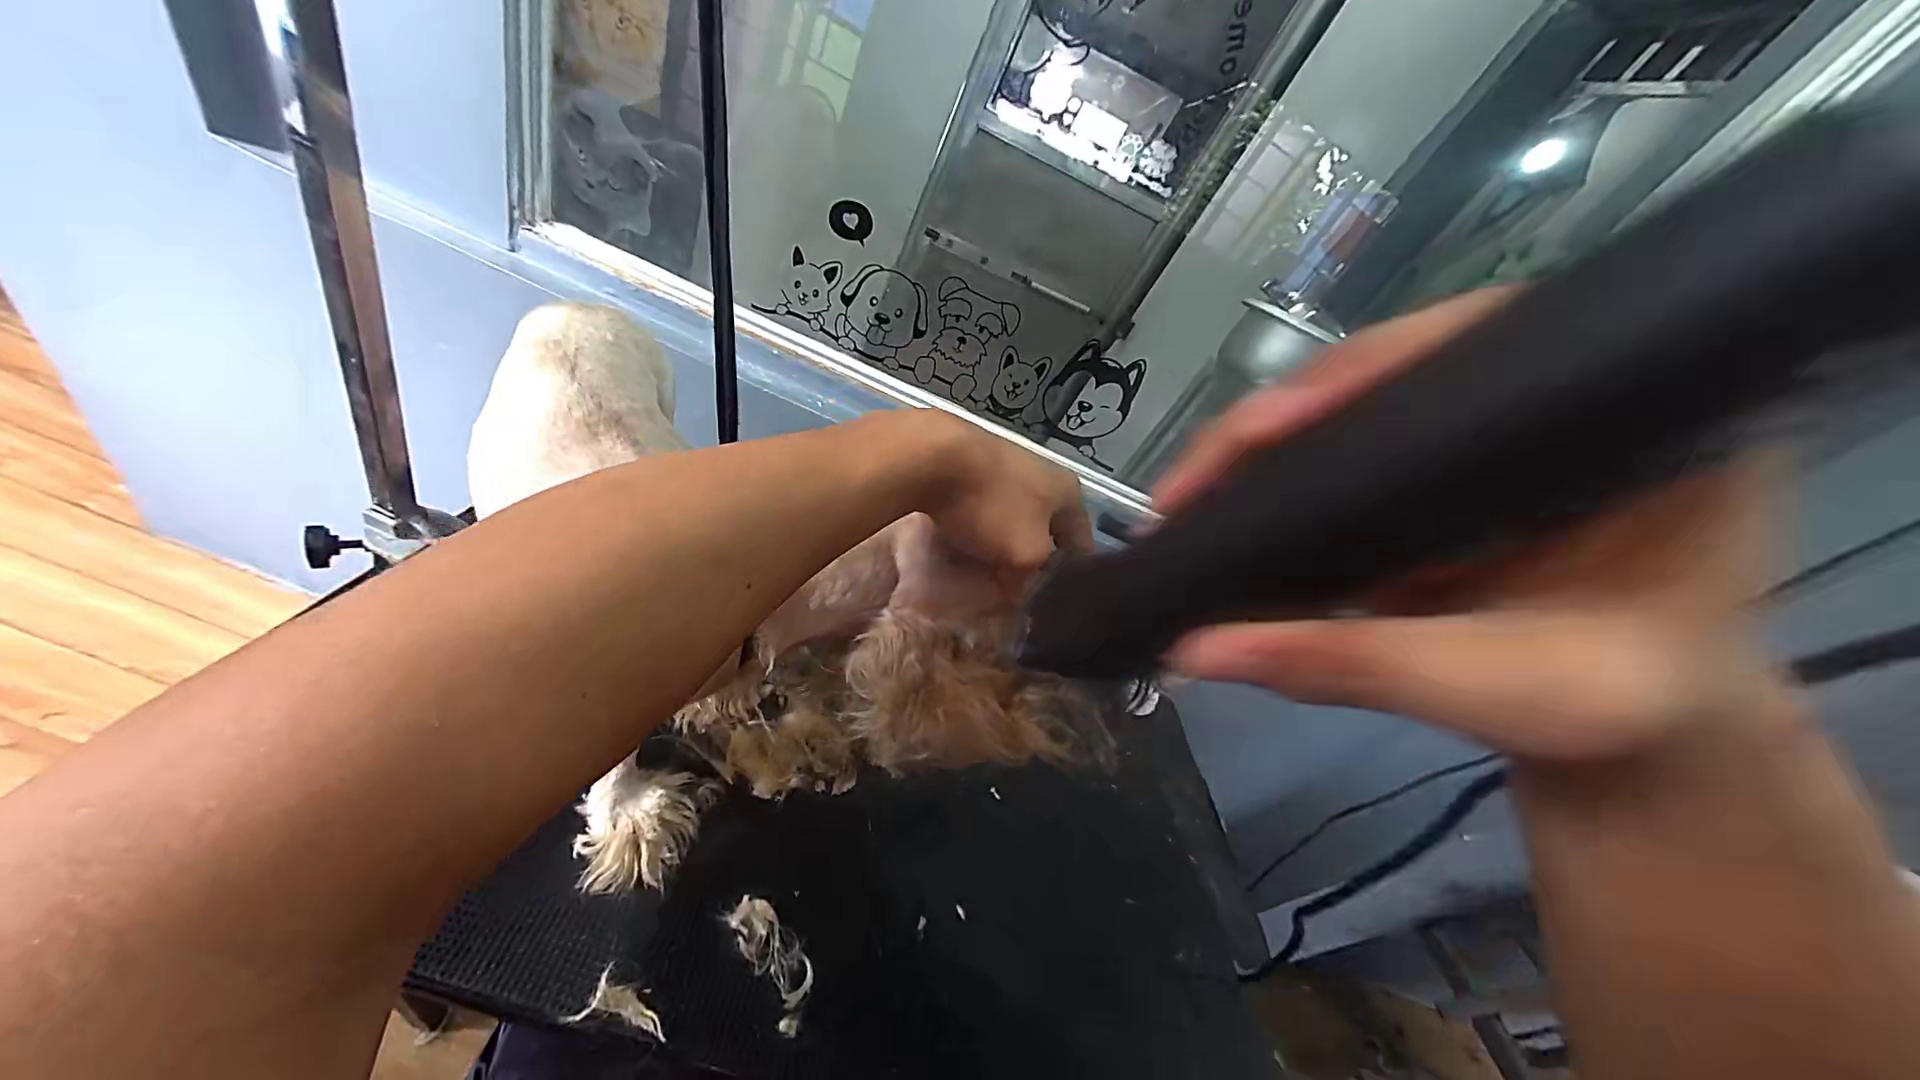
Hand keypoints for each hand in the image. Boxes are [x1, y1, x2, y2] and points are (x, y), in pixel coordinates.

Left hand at [901, 409, 1091, 586]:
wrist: (934, 456)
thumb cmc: (993, 505)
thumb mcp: (1026, 553)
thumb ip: (1032, 576)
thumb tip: (1019, 590)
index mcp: (1068, 490)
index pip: (1082, 542)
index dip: (1071, 575)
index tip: (1054, 599)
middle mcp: (1043, 472)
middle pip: (1043, 529)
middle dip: (1030, 558)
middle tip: (1014, 587)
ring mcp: (1005, 464)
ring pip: (1010, 517)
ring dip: (999, 542)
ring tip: (981, 568)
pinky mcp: (970, 463)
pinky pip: (980, 505)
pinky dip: (974, 524)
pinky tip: (957, 541)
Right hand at [1157, 290, 1785, 762]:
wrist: (1634, 740)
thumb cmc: (1618, 710)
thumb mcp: (1508, 689)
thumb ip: (1360, 665)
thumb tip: (1196, 651)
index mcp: (1615, 420)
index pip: (1474, 349)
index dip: (1362, 372)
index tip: (1267, 425)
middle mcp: (1535, 408)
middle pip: (1380, 376)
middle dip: (1275, 421)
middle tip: (1190, 485)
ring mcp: (1469, 444)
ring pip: (1342, 417)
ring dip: (1258, 454)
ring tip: (1187, 499)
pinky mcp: (1423, 480)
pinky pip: (1332, 462)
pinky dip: (1271, 486)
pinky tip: (1220, 511)